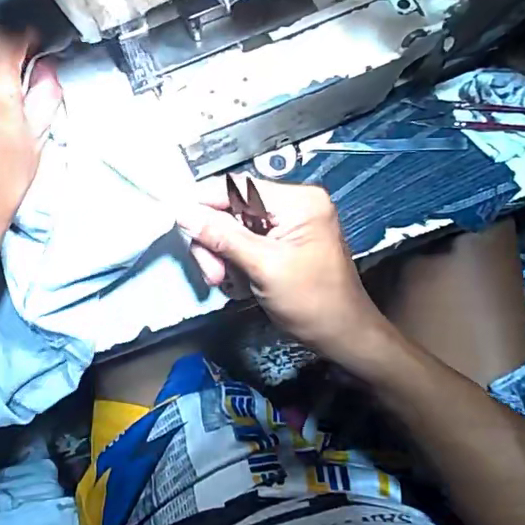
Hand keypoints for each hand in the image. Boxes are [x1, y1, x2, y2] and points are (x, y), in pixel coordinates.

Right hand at [176, 178, 395, 368]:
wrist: (343, 336)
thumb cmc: (311, 302)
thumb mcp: (262, 267)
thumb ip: (221, 236)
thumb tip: (183, 212)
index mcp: (298, 201)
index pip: (237, 188)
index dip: (205, 205)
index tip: (181, 225)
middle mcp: (293, 203)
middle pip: (233, 208)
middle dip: (216, 241)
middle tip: (212, 274)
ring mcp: (289, 222)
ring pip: (234, 227)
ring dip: (223, 256)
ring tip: (225, 282)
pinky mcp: (284, 240)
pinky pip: (246, 241)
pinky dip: (236, 261)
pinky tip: (241, 282)